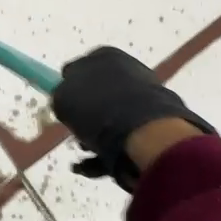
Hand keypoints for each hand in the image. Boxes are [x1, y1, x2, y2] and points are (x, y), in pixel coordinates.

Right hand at [52, 46, 215, 190]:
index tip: (64, 110)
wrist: (141, 130)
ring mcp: (146, 91)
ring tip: (84, 160)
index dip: (69, 89)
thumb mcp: (62, 98)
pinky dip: (113, 149)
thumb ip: (61, 94)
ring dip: (95, 138)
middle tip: (75, 136)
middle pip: (96, 95)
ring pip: (111, 118)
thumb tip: (65, 98)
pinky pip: (128, 133)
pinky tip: (99, 164)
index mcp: (104, 55)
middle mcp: (128, 67)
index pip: (79, 69)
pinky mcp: (160, 117)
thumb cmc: (96, 108)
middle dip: (84, 118)